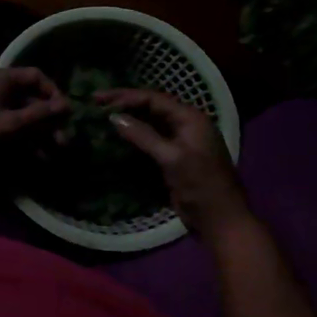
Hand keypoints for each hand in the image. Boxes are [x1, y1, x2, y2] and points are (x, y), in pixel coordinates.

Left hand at [0, 68, 69, 160]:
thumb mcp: (13, 124)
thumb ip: (41, 114)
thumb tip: (68, 105)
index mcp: (1, 79)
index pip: (36, 76)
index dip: (53, 93)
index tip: (65, 114)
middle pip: (32, 97)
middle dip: (49, 119)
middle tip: (63, 141)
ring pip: (24, 115)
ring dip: (41, 133)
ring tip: (54, 153)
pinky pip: (13, 127)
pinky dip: (27, 139)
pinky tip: (38, 158)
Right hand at [98, 89, 255, 238]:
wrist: (220, 220)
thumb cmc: (201, 185)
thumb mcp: (172, 158)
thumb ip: (143, 135)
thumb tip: (114, 117)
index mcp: (190, 118)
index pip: (153, 98)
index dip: (125, 96)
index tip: (99, 99)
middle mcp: (185, 124)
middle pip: (150, 107)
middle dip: (124, 104)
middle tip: (95, 103)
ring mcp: (179, 141)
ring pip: (149, 123)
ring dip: (127, 119)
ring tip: (101, 116)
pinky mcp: (173, 158)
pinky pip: (150, 140)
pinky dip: (133, 136)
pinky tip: (116, 136)